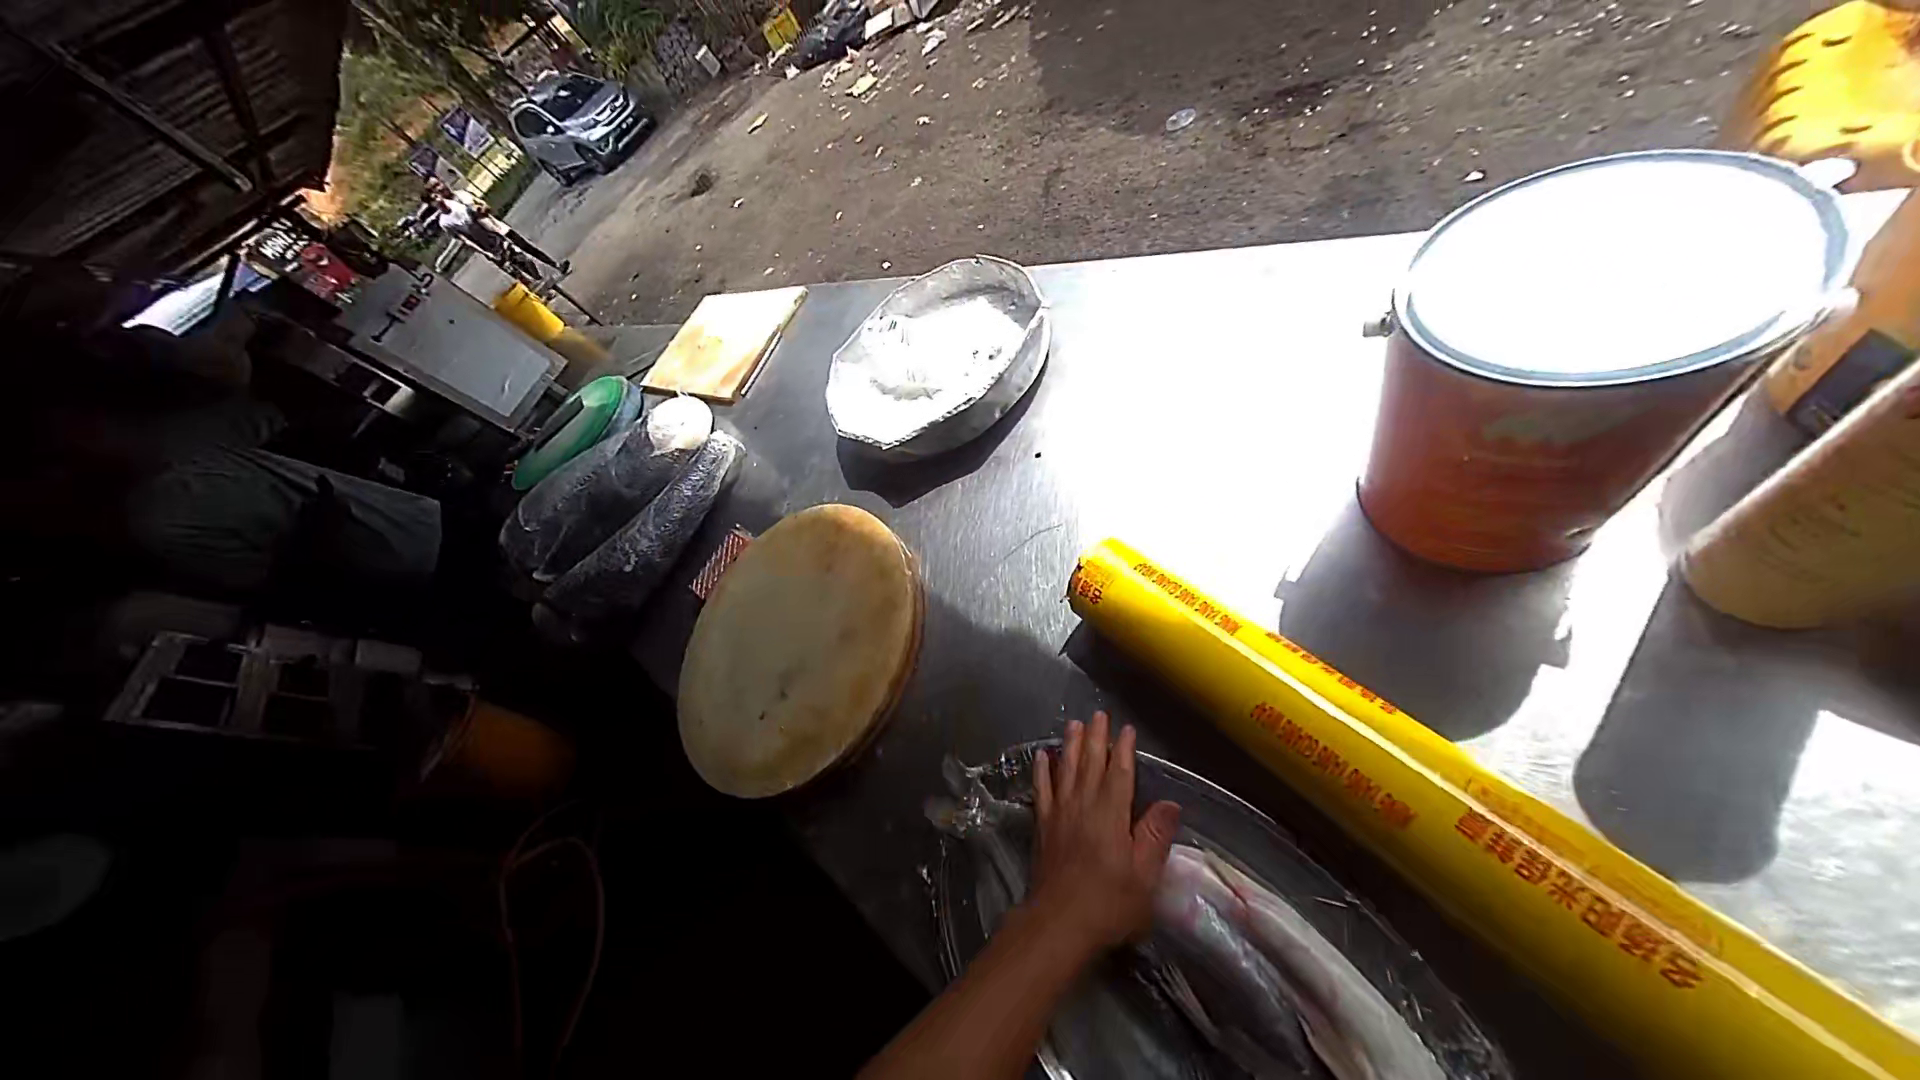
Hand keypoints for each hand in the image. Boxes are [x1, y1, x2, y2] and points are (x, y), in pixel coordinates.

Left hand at [1027, 711, 1181, 954]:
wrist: (1059, 921)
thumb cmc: (1108, 902)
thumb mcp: (1144, 875)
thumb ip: (1155, 836)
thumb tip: (1170, 803)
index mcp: (1111, 815)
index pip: (1120, 774)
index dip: (1124, 750)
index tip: (1127, 729)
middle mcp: (1083, 805)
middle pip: (1090, 763)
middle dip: (1096, 737)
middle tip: (1098, 714)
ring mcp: (1059, 812)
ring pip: (1066, 769)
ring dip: (1071, 745)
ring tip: (1074, 723)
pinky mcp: (1042, 823)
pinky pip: (1041, 788)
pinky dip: (1042, 770)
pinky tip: (1042, 755)